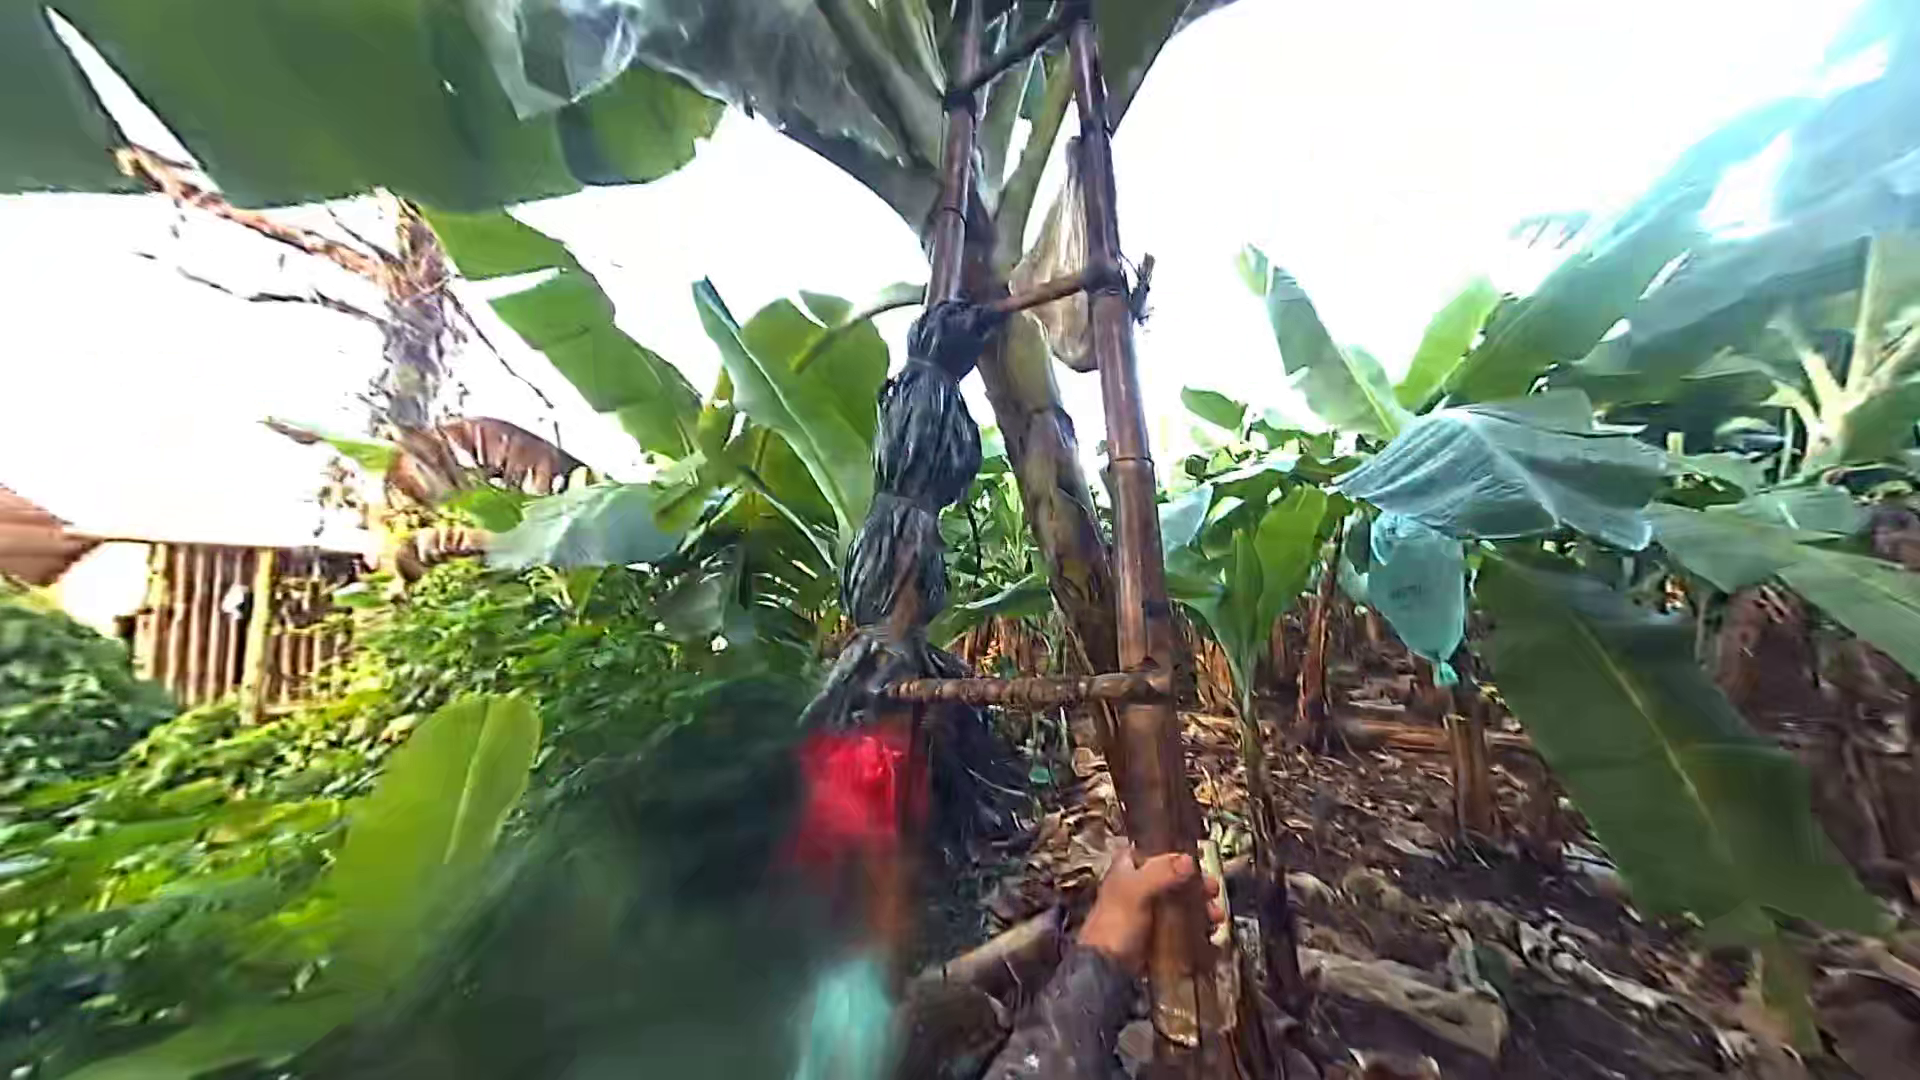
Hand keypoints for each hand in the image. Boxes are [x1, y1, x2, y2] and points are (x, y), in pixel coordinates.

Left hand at [1076, 843, 1224, 974]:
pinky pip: (1179, 928)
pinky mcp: (1155, 936)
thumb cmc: (1115, 924)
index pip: (1155, 852)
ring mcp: (1146, 912)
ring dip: (1199, 908)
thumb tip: (1187, 861)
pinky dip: (1195, 929)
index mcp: (1127, 868)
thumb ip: (1161, 873)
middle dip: (1195, 886)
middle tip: (1213, 892)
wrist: (1106, 969)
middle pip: (1172, 879)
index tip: (1200, 866)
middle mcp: (1136, 886)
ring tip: (1215, 917)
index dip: (1178, 857)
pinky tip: (1208, 935)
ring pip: (1178, 904)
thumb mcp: (1137, 891)